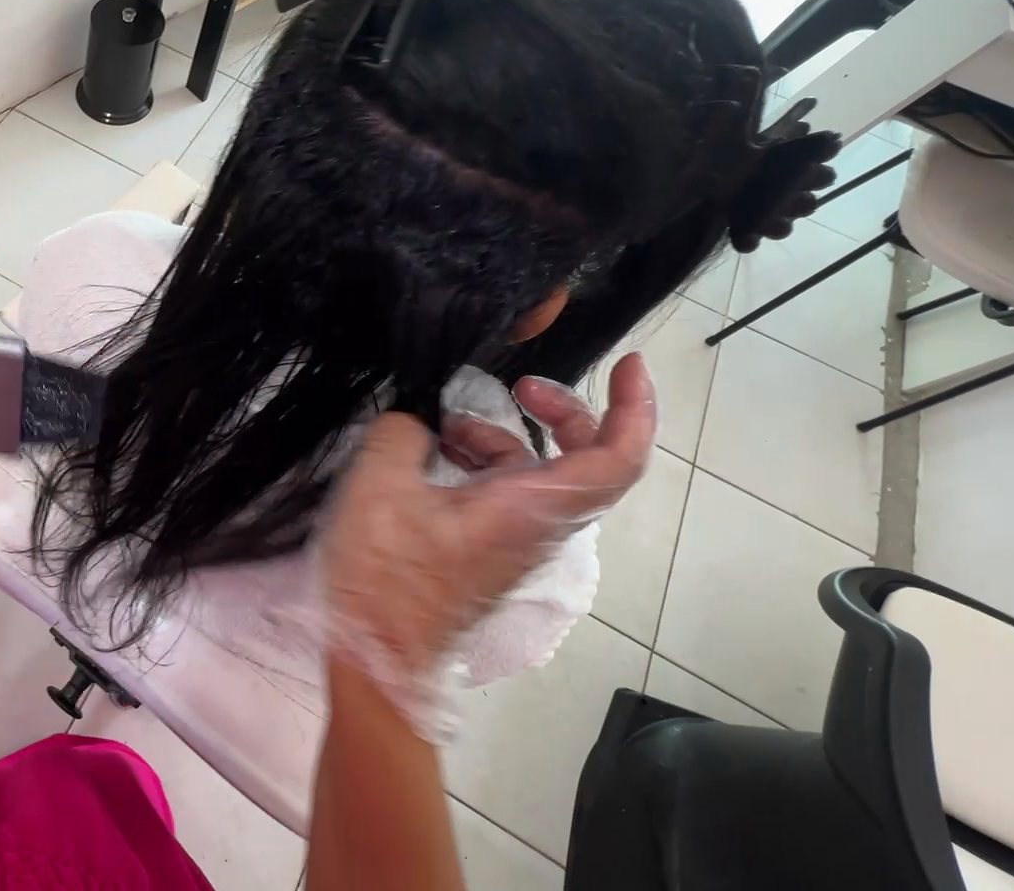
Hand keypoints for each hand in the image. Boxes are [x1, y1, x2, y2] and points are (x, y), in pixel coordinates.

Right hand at [317, 354, 655, 714]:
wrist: (379, 648)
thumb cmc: (389, 572)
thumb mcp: (379, 486)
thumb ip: (400, 435)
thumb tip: (412, 426)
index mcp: (529, 507)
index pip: (617, 458)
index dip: (634, 407)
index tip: (626, 366)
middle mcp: (536, 523)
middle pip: (585, 460)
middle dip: (561, 412)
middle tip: (520, 387)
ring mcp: (513, 539)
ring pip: (534, 474)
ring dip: (498, 438)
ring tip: (441, 426)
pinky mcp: (487, 549)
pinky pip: (503, 493)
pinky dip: (477, 463)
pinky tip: (430, 457)